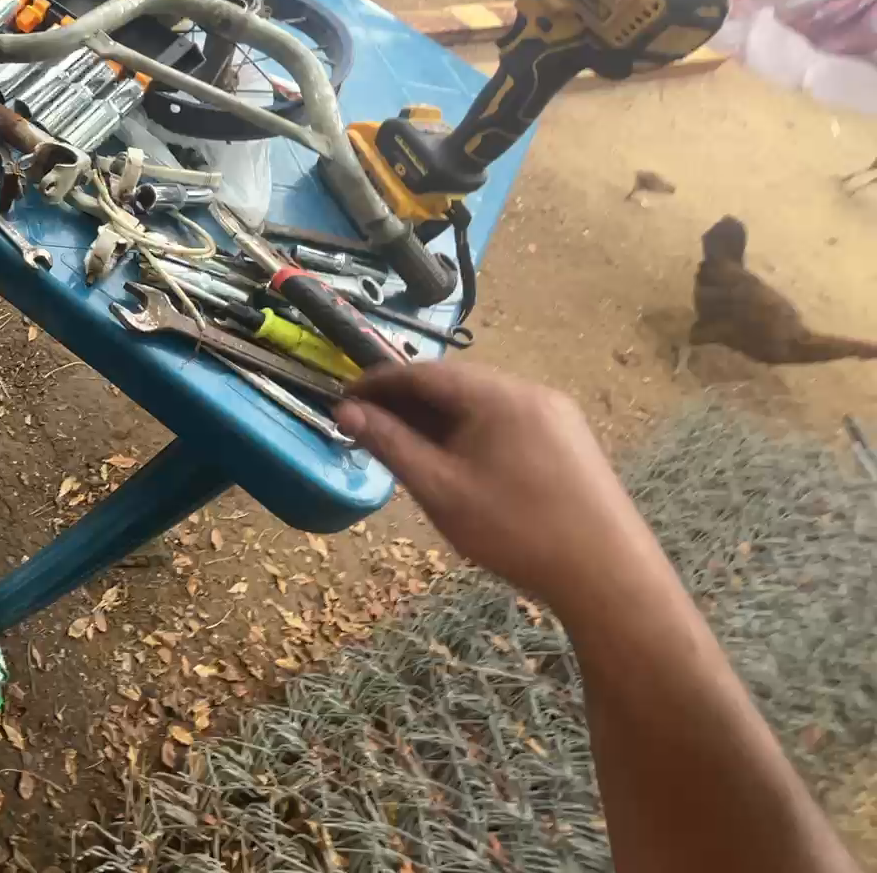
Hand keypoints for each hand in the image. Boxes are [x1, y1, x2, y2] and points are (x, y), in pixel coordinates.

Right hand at [333, 362, 672, 614]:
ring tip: (398, 440)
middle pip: (449, 381)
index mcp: (499, 397)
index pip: (422, 372)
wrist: (610, 580)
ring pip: (474, 399)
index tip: (341, 401)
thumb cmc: (514, 530)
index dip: (375, 383)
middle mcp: (529, 393)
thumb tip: (344, 410)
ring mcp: (552, 414)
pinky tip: (446, 453)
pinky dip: (461, 426)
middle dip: (401, 398)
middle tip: (363, 423)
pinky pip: (498, 416)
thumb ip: (388, 442)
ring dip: (430, 413)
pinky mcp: (563, 437)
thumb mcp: (438, 486)